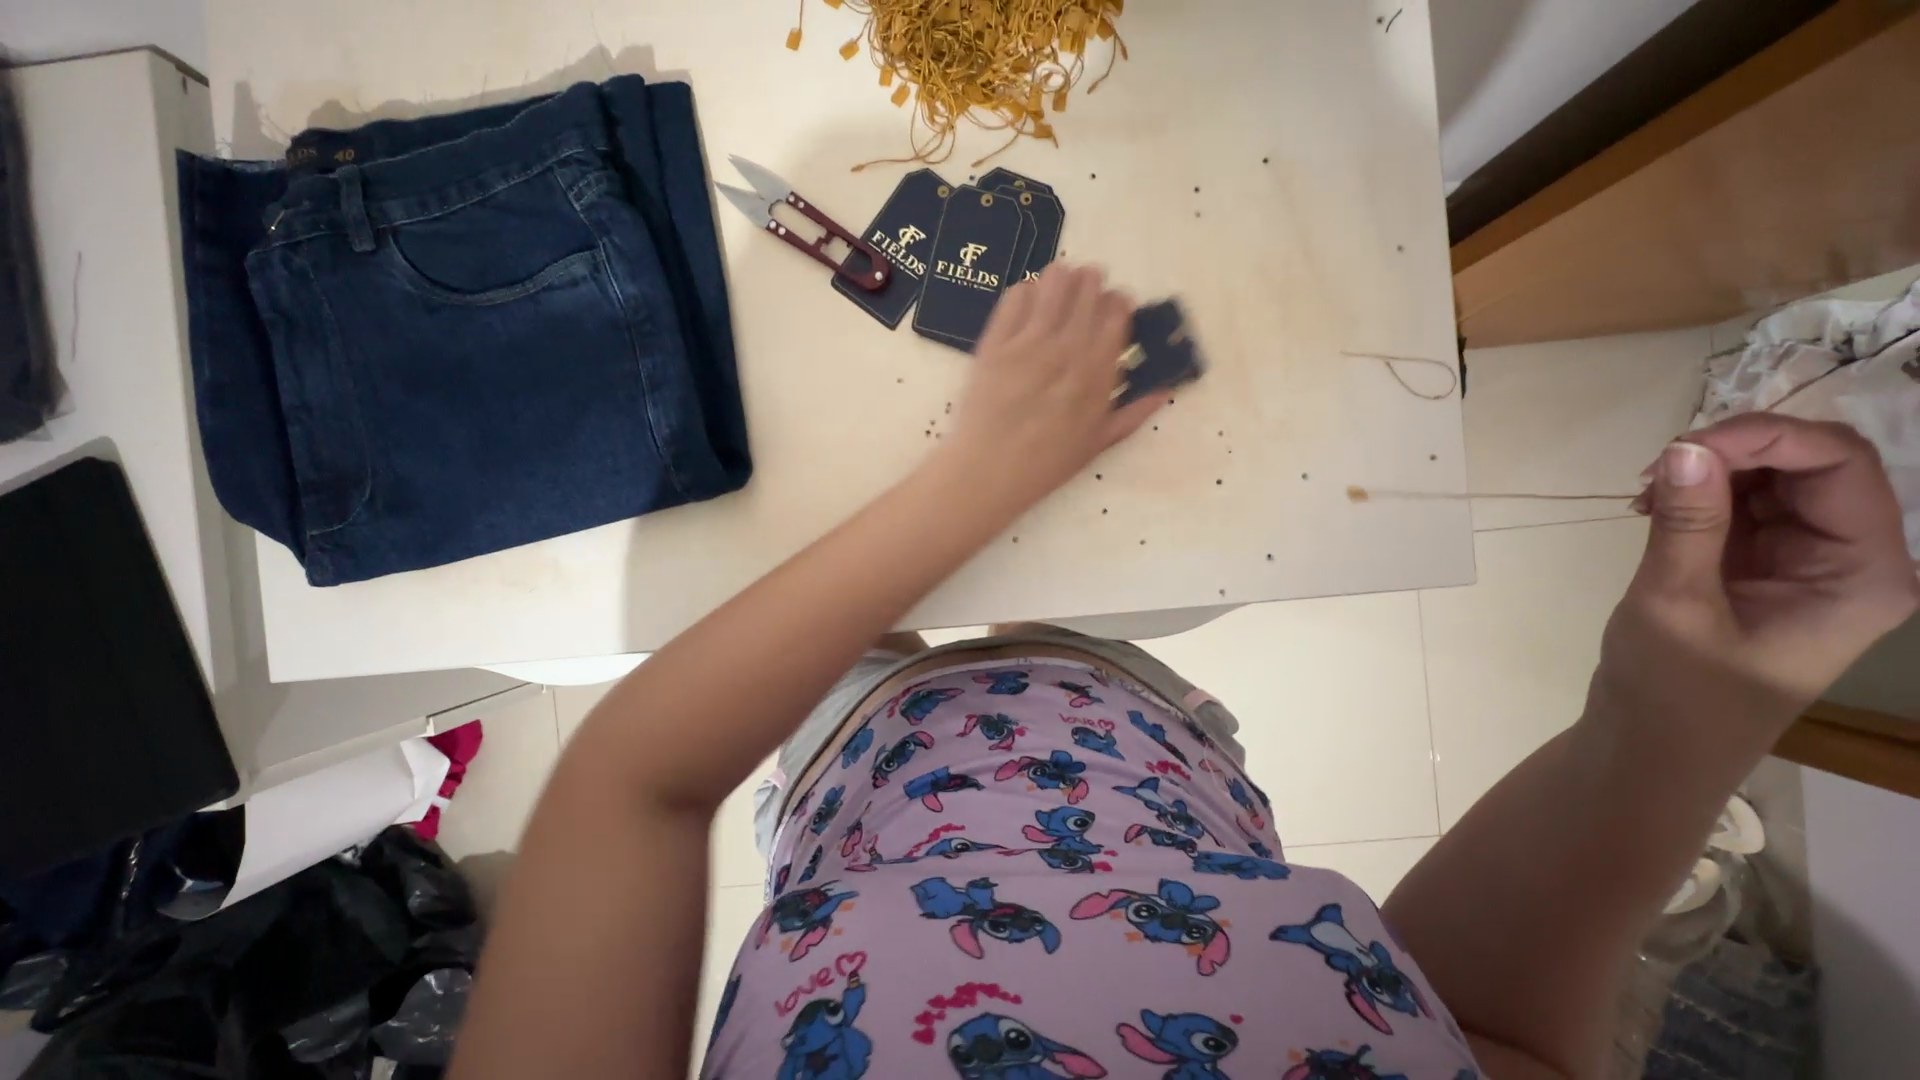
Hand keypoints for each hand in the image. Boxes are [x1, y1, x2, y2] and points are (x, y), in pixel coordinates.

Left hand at [940, 263, 1161, 507]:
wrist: (989, 472)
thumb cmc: (1047, 463)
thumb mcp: (1099, 442)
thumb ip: (1134, 411)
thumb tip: (1166, 388)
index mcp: (1098, 372)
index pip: (1117, 310)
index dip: (1118, 302)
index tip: (1112, 309)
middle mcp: (1067, 349)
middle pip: (1088, 288)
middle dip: (1091, 285)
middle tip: (1085, 294)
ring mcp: (1028, 343)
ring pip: (1053, 282)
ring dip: (1061, 279)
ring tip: (1059, 290)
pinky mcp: (995, 342)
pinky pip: (1015, 296)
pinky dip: (1026, 291)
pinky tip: (1029, 304)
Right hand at [1595, 414, 1917, 739]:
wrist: (1653, 749)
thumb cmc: (1676, 692)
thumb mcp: (1675, 604)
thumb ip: (1687, 523)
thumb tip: (1684, 445)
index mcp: (1862, 573)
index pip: (1840, 466)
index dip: (1766, 438)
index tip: (1680, 447)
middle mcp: (1849, 559)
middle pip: (1811, 466)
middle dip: (1731, 453)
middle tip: (1652, 472)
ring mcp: (1804, 562)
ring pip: (1772, 481)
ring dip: (1707, 472)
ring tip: (1642, 496)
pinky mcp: (1759, 568)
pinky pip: (1740, 508)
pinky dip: (1695, 495)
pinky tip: (1651, 509)